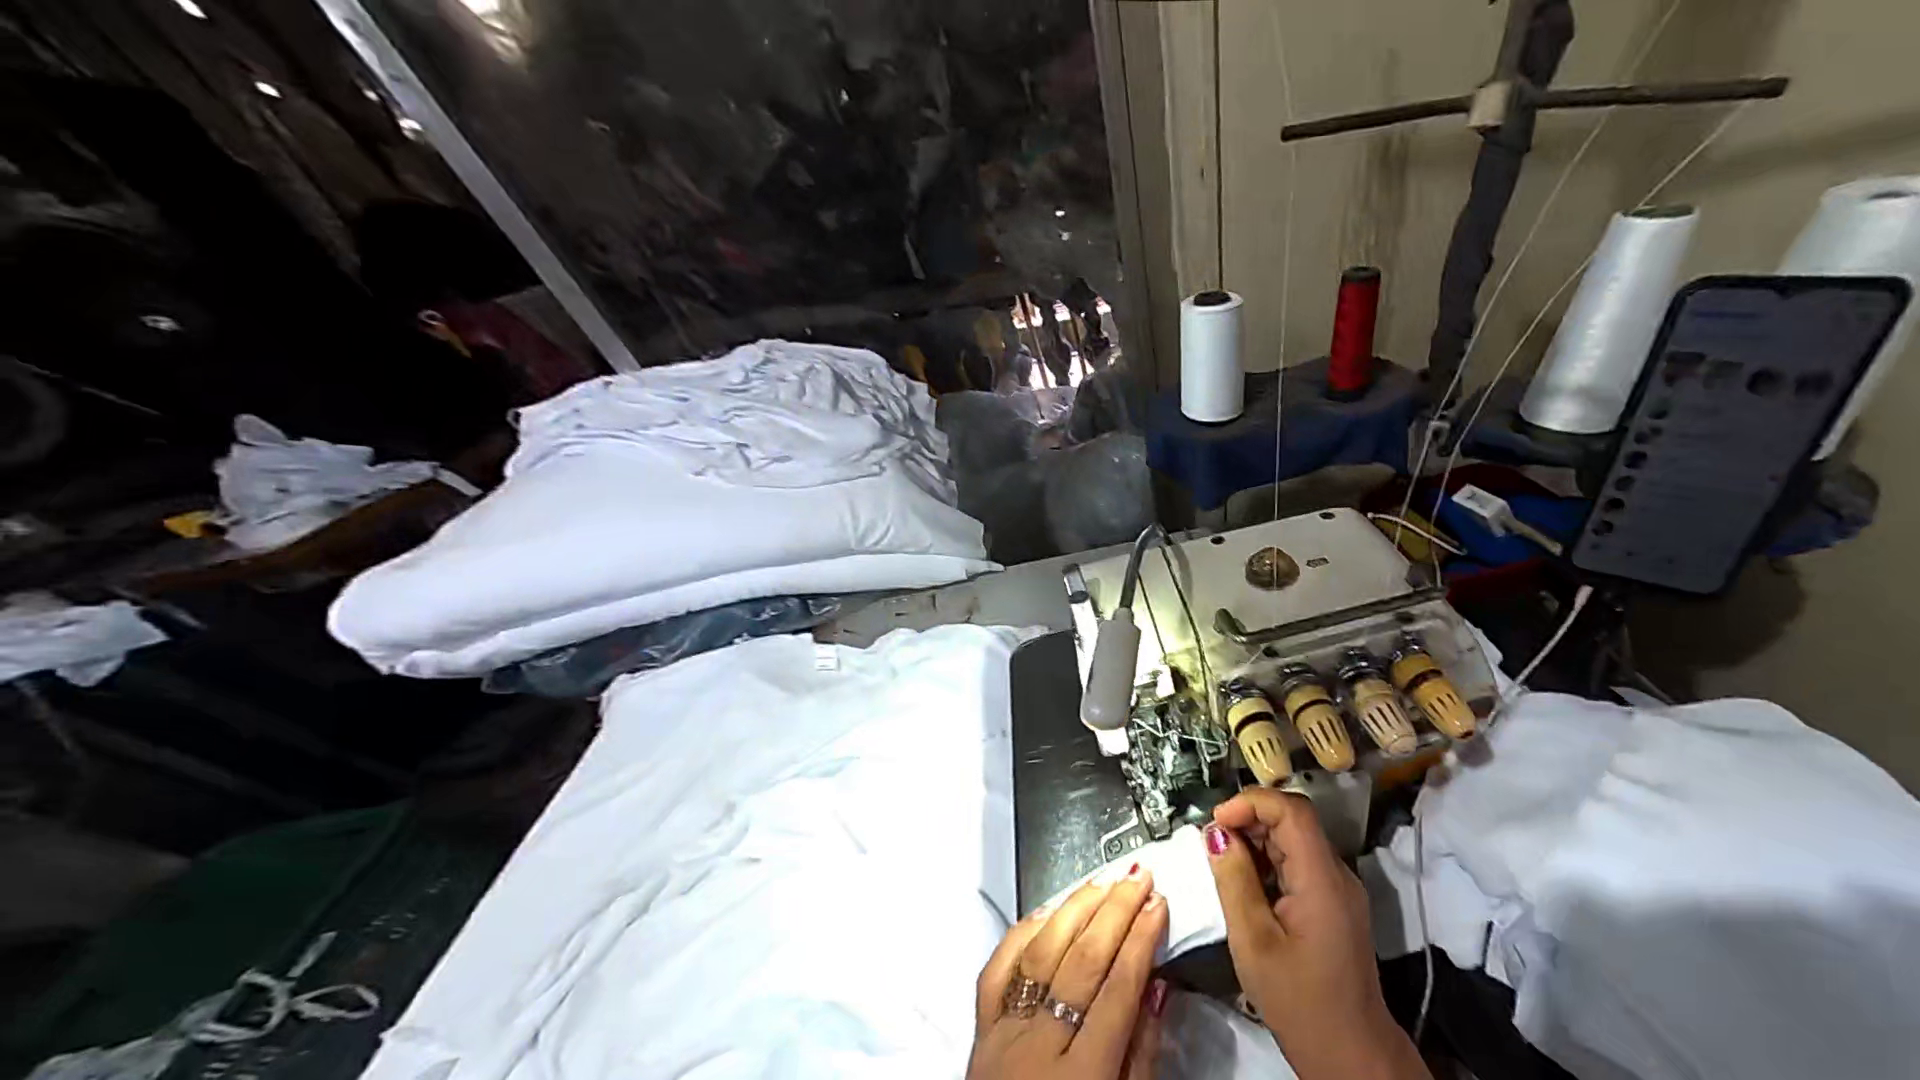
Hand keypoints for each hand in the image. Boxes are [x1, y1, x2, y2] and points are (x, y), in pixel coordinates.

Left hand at [968, 868, 1171, 1079]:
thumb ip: (1140, 1056)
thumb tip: (1154, 985)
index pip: (1117, 992)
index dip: (1141, 941)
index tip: (1158, 904)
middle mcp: (1037, 1048)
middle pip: (1080, 962)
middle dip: (1113, 913)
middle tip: (1138, 878)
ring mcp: (1002, 1033)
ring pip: (1039, 953)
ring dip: (1074, 909)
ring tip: (1102, 881)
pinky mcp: (979, 1028)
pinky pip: (998, 968)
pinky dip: (1022, 933)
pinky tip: (1047, 910)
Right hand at [1204, 790, 1429, 1079]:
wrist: (1350, 1055)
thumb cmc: (1298, 1000)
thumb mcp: (1253, 940)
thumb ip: (1233, 879)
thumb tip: (1215, 833)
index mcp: (1322, 880)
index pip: (1291, 810)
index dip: (1250, 803)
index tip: (1216, 822)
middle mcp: (1336, 875)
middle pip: (1293, 820)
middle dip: (1247, 819)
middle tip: (1212, 843)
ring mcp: (1337, 889)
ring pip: (1293, 839)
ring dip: (1254, 838)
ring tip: (1221, 862)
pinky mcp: (1331, 903)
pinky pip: (1297, 862)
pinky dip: (1266, 859)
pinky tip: (1243, 881)